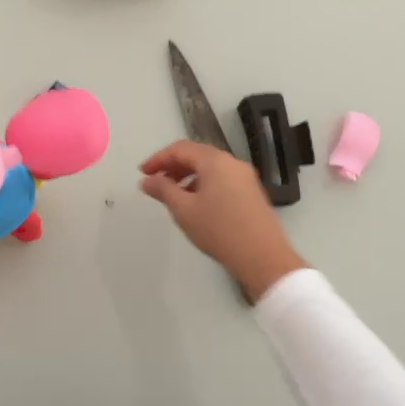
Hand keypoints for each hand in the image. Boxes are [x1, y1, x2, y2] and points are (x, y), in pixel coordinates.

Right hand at [139, 140, 306, 300]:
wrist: (262, 256)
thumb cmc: (218, 229)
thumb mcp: (183, 210)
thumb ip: (163, 190)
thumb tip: (147, 180)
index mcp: (215, 161)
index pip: (181, 149)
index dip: (158, 159)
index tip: (142, 173)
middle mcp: (232, 163)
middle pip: (197, 155)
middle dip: (173, 167)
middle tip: (155, 183)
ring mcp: (245, 178)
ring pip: (210, 169)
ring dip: (188, 177)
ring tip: (173, 196)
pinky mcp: (251, 193)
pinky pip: (222, 180)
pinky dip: (203, 185)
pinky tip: (196, 205)